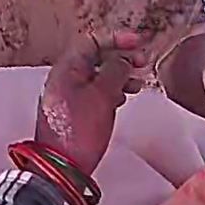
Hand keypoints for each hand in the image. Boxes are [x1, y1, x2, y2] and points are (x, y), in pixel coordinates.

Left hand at [34, 31, 146, 175]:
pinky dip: (111, 90)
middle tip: (142, 62)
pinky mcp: (73, 111)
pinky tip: (123, 97)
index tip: (137, 42)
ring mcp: (67, 95)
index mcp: (66, 69)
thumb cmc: (79, 131)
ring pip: (96, 75)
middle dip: (120, 57)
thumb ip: (114, 72)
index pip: (91, 41)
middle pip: (94, 57)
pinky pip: (94, 92)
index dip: (116, 38)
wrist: (62, 166)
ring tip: (138, 83)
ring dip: (118, 75)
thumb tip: (122, 60)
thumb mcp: (102, 96)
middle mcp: (64, 78)